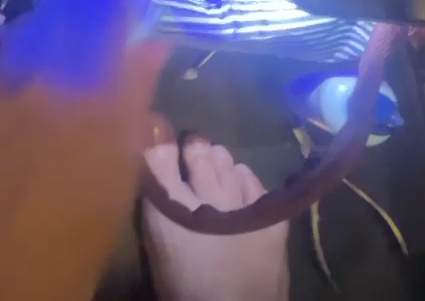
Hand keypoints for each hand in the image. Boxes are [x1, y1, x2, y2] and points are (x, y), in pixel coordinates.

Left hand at [0, 0, 168, 300]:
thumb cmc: (67, 243)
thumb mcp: (118, 179)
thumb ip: (133, 102)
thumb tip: (150, 46)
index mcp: (96, 101)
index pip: (113, 22)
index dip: (122, 8)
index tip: (129, 4)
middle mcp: (44, 79)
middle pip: (68, 16)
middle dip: (84, 14)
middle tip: (90, 18)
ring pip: (26, 31)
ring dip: (45, 32)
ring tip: (51, 47)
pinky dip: (8, 63)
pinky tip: (10, 85)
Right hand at [142, 140, 288, 300]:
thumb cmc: (184, 286)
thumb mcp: (157, 243)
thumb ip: (155, 199)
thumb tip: (153, 162)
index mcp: (167, 208)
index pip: (158, 154)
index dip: (159, 142)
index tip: (160, 138)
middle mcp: (203, 199)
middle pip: (196, 152)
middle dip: (192, 149)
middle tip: (191, 151)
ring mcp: (240, 207)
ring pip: (225, 162)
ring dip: (217, 160)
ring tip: (214, 163)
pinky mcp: (270, 220)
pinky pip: (253, 182)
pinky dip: (243, 178)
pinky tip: (238, 182)